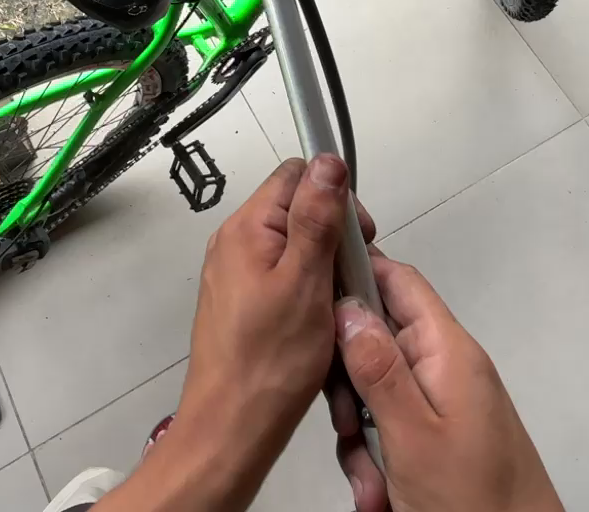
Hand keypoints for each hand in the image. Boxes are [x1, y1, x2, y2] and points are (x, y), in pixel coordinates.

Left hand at [97, 154, 366, 511]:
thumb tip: (327, 159)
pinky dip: (304, 287)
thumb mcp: (306, 281)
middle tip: (352, 278)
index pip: (295, 175)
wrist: (230, 428)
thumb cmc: (272, 358)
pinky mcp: (237, 299)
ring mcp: (232, 270)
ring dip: (321, 264)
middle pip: (294, 208)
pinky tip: (317, 319)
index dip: (333, 196)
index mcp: (247, 226)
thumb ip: (316, 217)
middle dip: (330, 234)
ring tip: (336, 304)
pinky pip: (278, 273)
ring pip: (290, 244)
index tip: (358, 238)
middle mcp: (234, 239)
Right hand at [330, 255, 563, 511]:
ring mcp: (439, 402)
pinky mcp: (436, 436)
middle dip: (348, 381)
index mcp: (446, 348)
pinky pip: (388, 425)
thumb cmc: (472, 499)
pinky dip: (376, 458)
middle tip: (343, 424)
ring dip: (358, 433)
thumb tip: (345, 303)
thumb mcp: (413, 435)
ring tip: (370, 482)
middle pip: (375, 338)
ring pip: (374, 389)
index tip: (311, 294)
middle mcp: (442, 365)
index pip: (398, 279)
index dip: (355, 271)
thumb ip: (377, 366)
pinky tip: (378, 494)